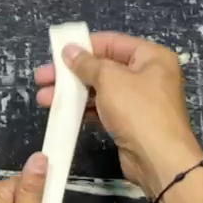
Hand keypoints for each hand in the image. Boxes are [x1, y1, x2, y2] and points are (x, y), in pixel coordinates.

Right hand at [35, 31, 202, 195]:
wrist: (159, 160)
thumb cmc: (138, 110)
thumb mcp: (110, 79)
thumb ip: (87, 64)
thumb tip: (69, 50)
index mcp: (152, 57)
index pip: (112, 43)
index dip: (84, 46)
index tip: (57, 52)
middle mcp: (148, 75)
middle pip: (103, 67)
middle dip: (72, 73)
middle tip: (43, 77)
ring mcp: (139, 100)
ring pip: (101, 90)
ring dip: (73, 93)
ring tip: (44, 98)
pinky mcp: (131, 122)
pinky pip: (104, 109)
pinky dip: (84, 109)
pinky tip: (63, 111)